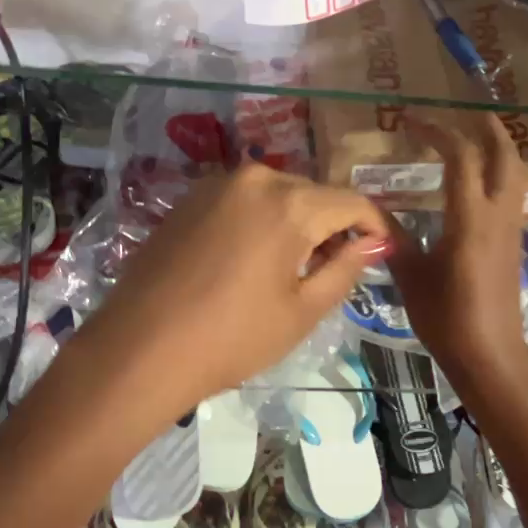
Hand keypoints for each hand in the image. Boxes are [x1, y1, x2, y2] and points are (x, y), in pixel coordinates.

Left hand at [75, 162, 390, 411]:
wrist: (137, 350)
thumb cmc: (230, 338)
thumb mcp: (301, 311)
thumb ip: (345, 268)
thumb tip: (374, 241)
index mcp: (290, 201)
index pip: (352, 201)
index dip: (377, 225)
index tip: (390, 250)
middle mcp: (256, 178)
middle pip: (314, 194)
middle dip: (334, 226)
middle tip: (339, 270)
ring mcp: (218, 184)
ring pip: (278, 195)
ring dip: (297, 223)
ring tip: (294, 271)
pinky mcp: (190, 198)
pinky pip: (245, 200)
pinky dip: (262, 221)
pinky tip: (253, 261)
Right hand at [389, 112, 527, 369]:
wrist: (490, 355)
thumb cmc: (447, 318)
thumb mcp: (411, 275)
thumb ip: (393, 236)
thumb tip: (370, 209)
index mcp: (470, 218)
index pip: (460, 156)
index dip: (437, 130)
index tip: (410, 119)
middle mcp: (497, 214)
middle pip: (504, 154)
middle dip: (487, 125)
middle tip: (464, 107)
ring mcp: (510, 226)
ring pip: (516, 171)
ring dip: (499, 144)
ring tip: (475, 132)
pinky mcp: (513, 240)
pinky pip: (513, 190)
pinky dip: (500, 169)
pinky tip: (478, 175)